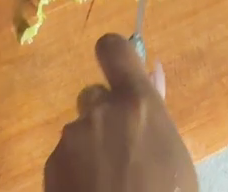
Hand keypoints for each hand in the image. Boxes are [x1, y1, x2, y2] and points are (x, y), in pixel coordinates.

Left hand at [44, 34, 196, 191]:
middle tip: (124, 153)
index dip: (115, 55)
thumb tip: (152, 70)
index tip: (119, 68)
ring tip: (111, 183)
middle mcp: (99, 111)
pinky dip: (75, 172)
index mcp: (136, 104)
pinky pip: (65, 157)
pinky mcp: (52, 165)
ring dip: (91, 148)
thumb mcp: (176, 157)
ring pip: (80, 131)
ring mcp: (72, 138)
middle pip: (95, 96)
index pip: (114, 49)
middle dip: (105, 117)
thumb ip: (157, 110)